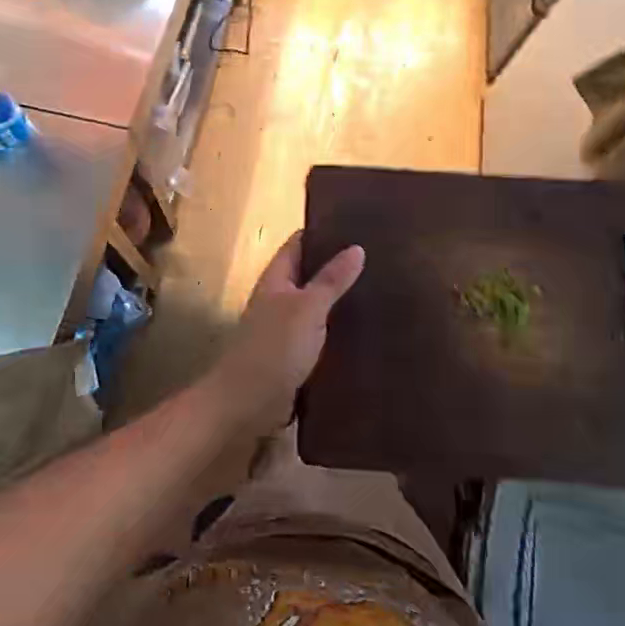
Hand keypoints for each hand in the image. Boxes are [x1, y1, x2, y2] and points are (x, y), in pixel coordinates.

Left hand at [200, 232, 364, 434]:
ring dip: (337, 298)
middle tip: (376, 256)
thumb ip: (331, 280)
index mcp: (275, 280)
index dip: (320, 231)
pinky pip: (318, 334)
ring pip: (314, 305)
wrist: (247, 402)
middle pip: (307, 274)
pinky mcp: (292, 356)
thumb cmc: (274, 348)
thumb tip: (357, 247)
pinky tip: (361, 330)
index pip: (297, 244)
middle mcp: (277, 299)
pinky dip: (336, 329)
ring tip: (377, 288)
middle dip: (335, 265)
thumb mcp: (308, 309)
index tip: (353, 223)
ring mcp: (284, 329)